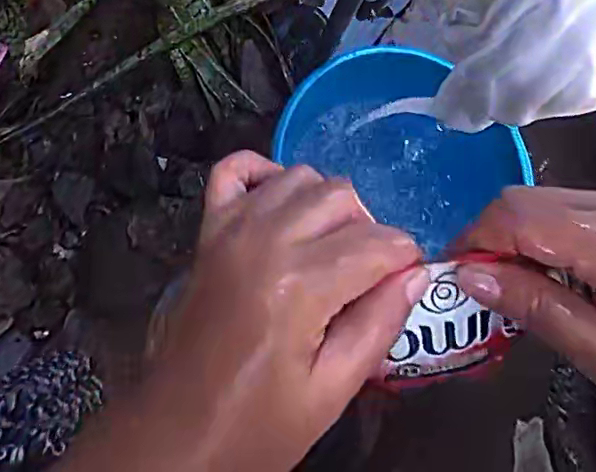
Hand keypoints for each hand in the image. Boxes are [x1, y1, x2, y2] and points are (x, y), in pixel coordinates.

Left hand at [60, 152, 425, 471]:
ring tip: (328, 246)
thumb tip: (416, 276)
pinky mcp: (209, 225)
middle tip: (368, 271)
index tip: (409, 278)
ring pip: (298, 175)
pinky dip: (263, 172)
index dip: (405, 258)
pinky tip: (280, 204)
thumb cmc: (258, 423)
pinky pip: (235, 167)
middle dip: (368, 226)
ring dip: (324, 202)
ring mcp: (232, 224)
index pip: (376, 242)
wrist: (179, 427)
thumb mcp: (331, 391)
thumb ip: (377, 325)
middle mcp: (266, 237)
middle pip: (339, 194)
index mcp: (300, 284)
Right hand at [452, 187, 595, 471]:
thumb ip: (543, 312)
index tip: (453, 281)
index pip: (520, 217)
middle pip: (524, 202)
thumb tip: (471, 276)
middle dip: (488, 241)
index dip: (475, 243)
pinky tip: (541, 283)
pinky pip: (561, 217)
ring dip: (510, 242)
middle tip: (474, 293)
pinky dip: (535, 243)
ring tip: (505, 293)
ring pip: (537, 205)